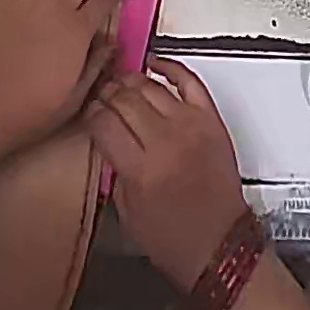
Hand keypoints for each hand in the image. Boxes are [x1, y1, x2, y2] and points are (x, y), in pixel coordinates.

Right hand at [84, 57, 247, 287]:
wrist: (221, 245)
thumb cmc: (172, 237)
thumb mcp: (128, 211)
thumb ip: (114, 168)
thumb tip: (105, 132)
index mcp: (142, 170)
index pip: (105, 123)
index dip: (92, 113)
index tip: (89, 111)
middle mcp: (166, 141)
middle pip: (125, 99)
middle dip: (108, 93)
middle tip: (102, 94)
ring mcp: (190, 125)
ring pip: (151, 86)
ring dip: (131, 80)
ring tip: (121, 83)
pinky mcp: (210, 118)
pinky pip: (188, 79)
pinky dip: (169, 66)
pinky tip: (153, 64)